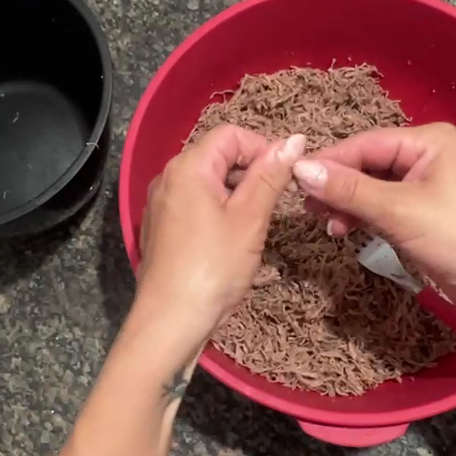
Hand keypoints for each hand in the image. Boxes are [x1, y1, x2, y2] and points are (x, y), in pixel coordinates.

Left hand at [134, 125, 305, 339]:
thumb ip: (271, 175)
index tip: (286, 176)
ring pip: (207, 182)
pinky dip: (217, 212)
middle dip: (251, 172)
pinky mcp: (160, 228)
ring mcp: (161, 204)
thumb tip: (295, 139)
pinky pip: (194, 205)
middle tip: (274, 204)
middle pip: (217, 156)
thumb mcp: (250, 219)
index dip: (263, 148)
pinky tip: (230, 241)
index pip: (231, 135)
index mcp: (187, 167)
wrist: (170, 321)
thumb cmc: (213, 268)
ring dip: (236, 194)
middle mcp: (168, 178)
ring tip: (254, 225)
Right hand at [291, 123, 455, 310]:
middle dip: (336, 184)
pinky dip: (360, 216)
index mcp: (427, 140)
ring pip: (369, 187)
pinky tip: (342, 229)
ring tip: (321, 221)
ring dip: (345, 203)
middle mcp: (424, 156)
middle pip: (365, 164)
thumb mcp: (398, 211)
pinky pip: (380, 206)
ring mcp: (422, 185)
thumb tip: (300, 169)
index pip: (364, 144)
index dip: (328, 161)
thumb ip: (348, 190)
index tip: (292, 177)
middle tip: (304, 204)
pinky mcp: (419, 213)